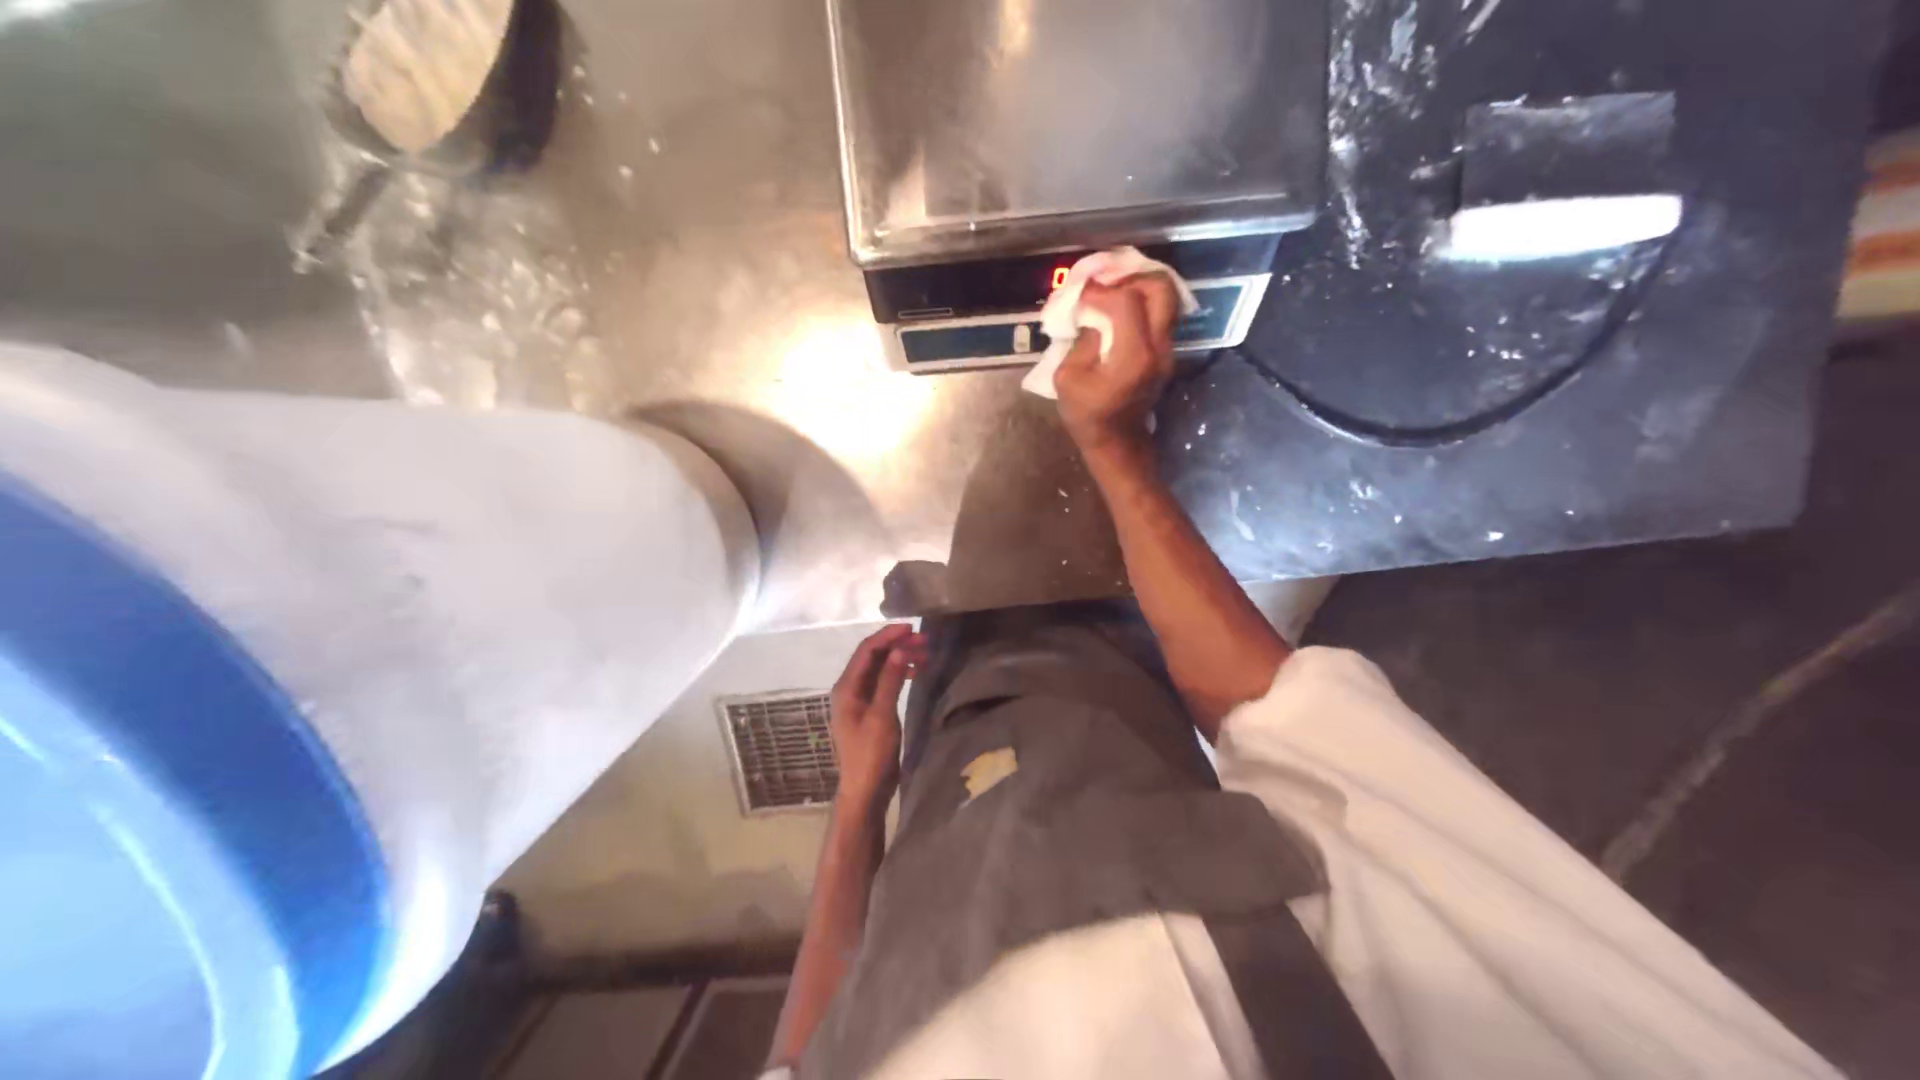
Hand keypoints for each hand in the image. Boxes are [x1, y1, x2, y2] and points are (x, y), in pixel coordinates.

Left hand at [828, 624, 926, 809]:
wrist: (865, 790)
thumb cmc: (871, 754)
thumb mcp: (882, 716)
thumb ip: (890, 680)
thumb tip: (899, 649)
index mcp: (846, 687)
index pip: (866, 650)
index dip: (888, 636)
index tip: (912, 628)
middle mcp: (849, 689)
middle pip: (873, 657)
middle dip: (897, 645)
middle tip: (925, 641)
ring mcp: (858, 699)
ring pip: (880, 668)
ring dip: (900, 658)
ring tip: (925, 654)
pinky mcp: (869, 709)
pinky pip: (883, 682)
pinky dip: (898, 674)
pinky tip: (915, 673)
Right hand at [1053, 276, 1180, 457]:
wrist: (1117, 442)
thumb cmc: (1088, 415)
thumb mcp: (1067, 379)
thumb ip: (1082, 341)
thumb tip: (1092, 316)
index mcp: (1133, 356)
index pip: (1126, 302)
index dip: (1101, 290)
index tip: (1082, 294)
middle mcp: (1158, 348)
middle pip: (1161, 289)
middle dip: (1132, 276)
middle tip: (1107, 281)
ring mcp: (1167, 350)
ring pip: (1167, 298)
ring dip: (1140, 286)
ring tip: (1114, 289)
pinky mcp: (1166, 352)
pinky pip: (1161, 314)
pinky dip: (1142, 302)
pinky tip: (1119, 307)